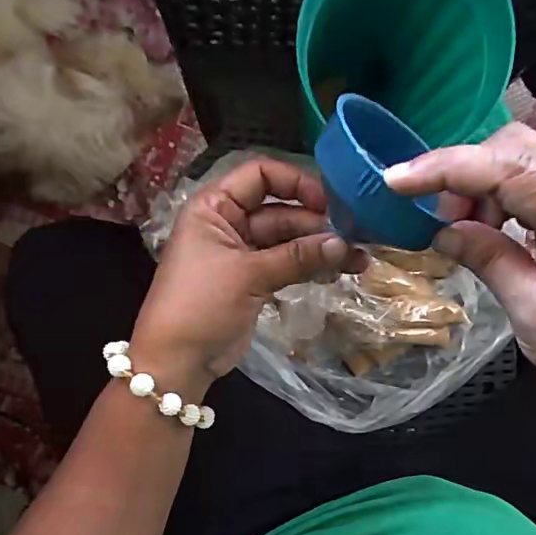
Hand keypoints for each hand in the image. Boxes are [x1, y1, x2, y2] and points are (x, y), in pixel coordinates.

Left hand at [132, 157, 365, 398]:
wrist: (177, 360)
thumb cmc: (201, 305)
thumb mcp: (248, 275)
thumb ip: (297, 257)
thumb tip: (344, 244)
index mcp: (215, 207)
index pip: (259, 175)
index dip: (295, 183)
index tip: (327, 203)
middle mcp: (229, 223)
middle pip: (280, 210)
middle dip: (316, 224)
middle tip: (356, 237)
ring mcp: (242, 254)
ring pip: (288, 241)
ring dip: (320, 248)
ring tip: (358, 258)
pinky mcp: (254, 281)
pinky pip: (287, 265)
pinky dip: (310, 267)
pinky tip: (340, 271)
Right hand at [384, 124, 535, 414]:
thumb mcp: (534, 314)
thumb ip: (490, 261)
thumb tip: (443, 231)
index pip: (509, 168)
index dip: (447, 168)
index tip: (397, 180)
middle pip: (516, 147)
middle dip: (462, 173)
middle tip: (436, 220)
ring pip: (522, 157)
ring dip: (478, 184)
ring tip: (462, 230)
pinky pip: (534, 180)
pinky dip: (498, 195)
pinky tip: (487, 228)